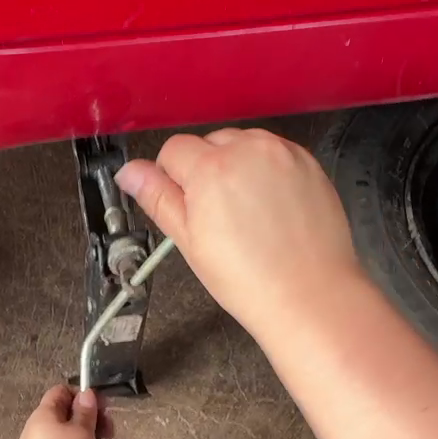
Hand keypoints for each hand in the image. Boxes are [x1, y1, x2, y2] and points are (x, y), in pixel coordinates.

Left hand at [16, 385, 111, 438]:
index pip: (61, 392)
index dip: (83, 396)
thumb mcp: (82, 433)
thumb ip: (86, 412)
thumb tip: (85, 395)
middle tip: (110, 435)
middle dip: (94, 426)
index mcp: (43, 418)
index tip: (103, 407)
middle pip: (73, 419)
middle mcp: (42, 436)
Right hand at [116, 128, 368, 336]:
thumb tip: (129, 173)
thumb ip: (158, 198)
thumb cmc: (249, 279)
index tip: (184, 206)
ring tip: (245, 216)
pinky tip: (269, 212)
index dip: (171, 178)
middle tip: (215, 218)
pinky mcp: (307, 162)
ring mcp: (282, 153)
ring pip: (243, 145)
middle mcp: (248, 149)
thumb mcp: (189, 242)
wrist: (308, 295)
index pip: (173, 149)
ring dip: (236, 169)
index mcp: (211, 168)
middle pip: (209, 143)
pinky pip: (274, 155)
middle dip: (205, 172)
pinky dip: (266, 174)